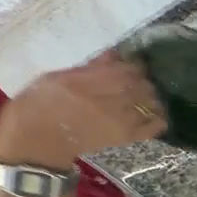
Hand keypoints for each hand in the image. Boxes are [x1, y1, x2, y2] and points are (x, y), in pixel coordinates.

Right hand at [0, 53, 166, 167]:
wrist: (38, 141)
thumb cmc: (38, 105)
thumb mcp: (52, 79)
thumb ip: (87, 68)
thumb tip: (115, 55)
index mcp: (80, 85)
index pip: (122, 72)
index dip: (134, 66)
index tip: (134, 64)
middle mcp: (103, 103)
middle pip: (140, 87)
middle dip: (143, 81)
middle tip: (138, 80)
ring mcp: (119, 122)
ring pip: (151, 104)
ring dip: (151, 97)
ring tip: (143, 95)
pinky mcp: (128, 137)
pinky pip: (156, 125)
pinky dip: (159, 117)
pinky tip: (151, 112)